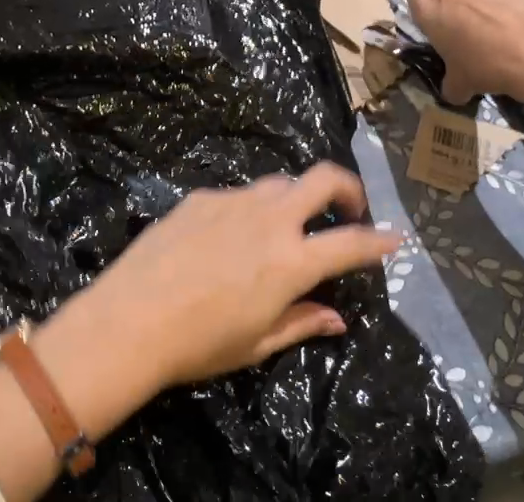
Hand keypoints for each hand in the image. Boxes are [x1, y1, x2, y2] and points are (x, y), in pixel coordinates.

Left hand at [0, 164, 401, 500]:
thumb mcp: (257, 342)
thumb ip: (302, 321)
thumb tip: (337, 317)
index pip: (350, 243)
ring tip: (286, 226)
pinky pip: (237, 195)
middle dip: (347, 187)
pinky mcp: (200, 197)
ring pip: (278, 184)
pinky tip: (230, 237)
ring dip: (294, 199)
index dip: (378, 240)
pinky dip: (249, 210)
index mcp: (291, 261)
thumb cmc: (199, 343)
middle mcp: (268, 220)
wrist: (129, 319)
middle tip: (350, 207)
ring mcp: (232, 201)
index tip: (394, 238)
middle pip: (322, 179)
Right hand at [401, 0, 523, 103]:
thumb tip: (454, 92)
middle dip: (451, 4)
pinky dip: (504, 5)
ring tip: (495, 32)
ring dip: (478, 4)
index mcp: (429, 6)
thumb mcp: (460, 84)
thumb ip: (450, 84)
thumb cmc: (484, 65)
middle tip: (463, 31)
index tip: (430, 14)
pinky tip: (517, 28)